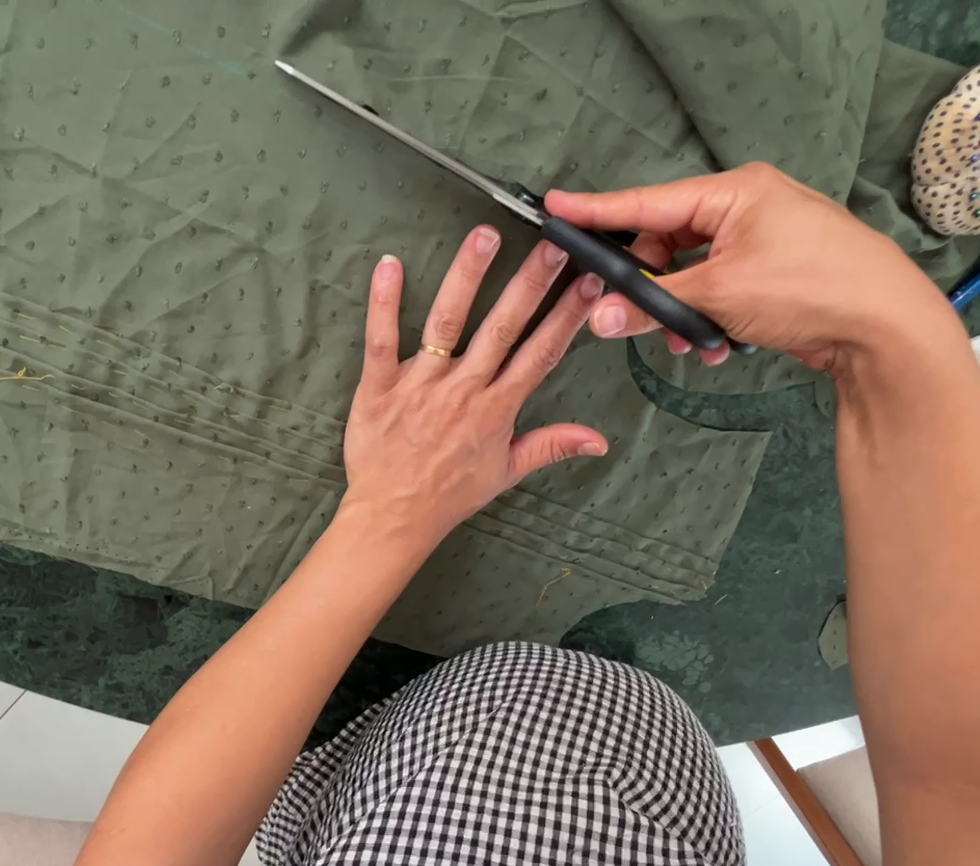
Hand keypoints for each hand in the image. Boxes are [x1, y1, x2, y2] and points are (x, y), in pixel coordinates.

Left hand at [340, 226, 608, 550]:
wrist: (394, 517)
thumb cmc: (449, 496)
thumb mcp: (506, 474)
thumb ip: (551, 446)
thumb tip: (600, 440)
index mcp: (496, 409)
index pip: (540, 353)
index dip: (566, 315)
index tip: (589, 281)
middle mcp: (463, 390)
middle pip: (502, 328)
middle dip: (530, 283)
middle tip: (553, 244)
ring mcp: (420, 385)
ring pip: (447, 323)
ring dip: (467, 277)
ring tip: (485, 235)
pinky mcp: (379, 387)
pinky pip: (381, 339)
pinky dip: (384, 303)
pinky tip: (389, 266)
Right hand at [545, 162, 960, 371]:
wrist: (882, 325)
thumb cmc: (810, 287)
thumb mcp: (718, 294)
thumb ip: (652, 304)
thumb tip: (599, 318)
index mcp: (733, 192)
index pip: (647, 201)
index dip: (598, 209)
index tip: (556, 206)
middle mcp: (744, 208)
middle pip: (666, 242)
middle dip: (647, 284)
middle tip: (623, 312)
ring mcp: (758, 241)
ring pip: (689, 273)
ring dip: (677, 311)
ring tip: (681, 339)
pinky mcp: (767, 273)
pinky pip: (714, 290)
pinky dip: (705, 318)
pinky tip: (711, 345)